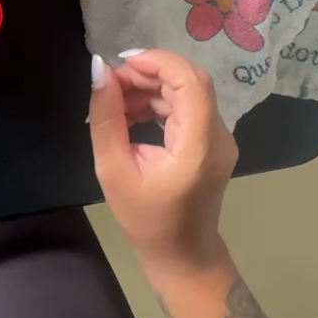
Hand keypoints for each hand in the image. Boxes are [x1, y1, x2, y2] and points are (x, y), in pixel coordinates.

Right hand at [89, 49, 238, 278]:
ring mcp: (219, 138)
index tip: (120, 64)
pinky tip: (130, 113)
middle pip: (188, 81)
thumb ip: (106, 117)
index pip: (189, 81)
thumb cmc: (145, 219)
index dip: (157, 61)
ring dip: (150, 87)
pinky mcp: (212, 141)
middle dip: (147, 72)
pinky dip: (158, 101)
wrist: (182, 255)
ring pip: (187, 91)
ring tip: (113, 103)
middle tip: (109, 85)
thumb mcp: (113, 169)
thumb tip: (98, 70)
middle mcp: (218, 135)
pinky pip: (187, 106)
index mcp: (199, 145)